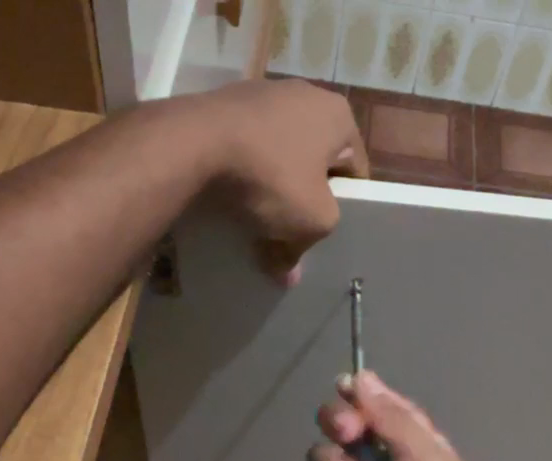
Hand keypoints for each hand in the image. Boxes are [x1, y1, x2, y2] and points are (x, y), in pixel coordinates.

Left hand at [191, 79, 366, 282]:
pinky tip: (230, 194)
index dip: (344, 206)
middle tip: (292, 229)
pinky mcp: (224, 103)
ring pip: (278, 153)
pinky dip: (242, 169)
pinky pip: (245, 145)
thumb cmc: (273, 177)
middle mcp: (305, 94)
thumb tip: (287, 276)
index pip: (354, 170)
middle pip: (314, 160)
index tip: (323, 231)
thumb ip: (305, 248)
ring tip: (257, 215)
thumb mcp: (309, 223)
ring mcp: (262, 93)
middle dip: (304, 195)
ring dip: (272, 183)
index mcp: (338, 116)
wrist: (197, 144)